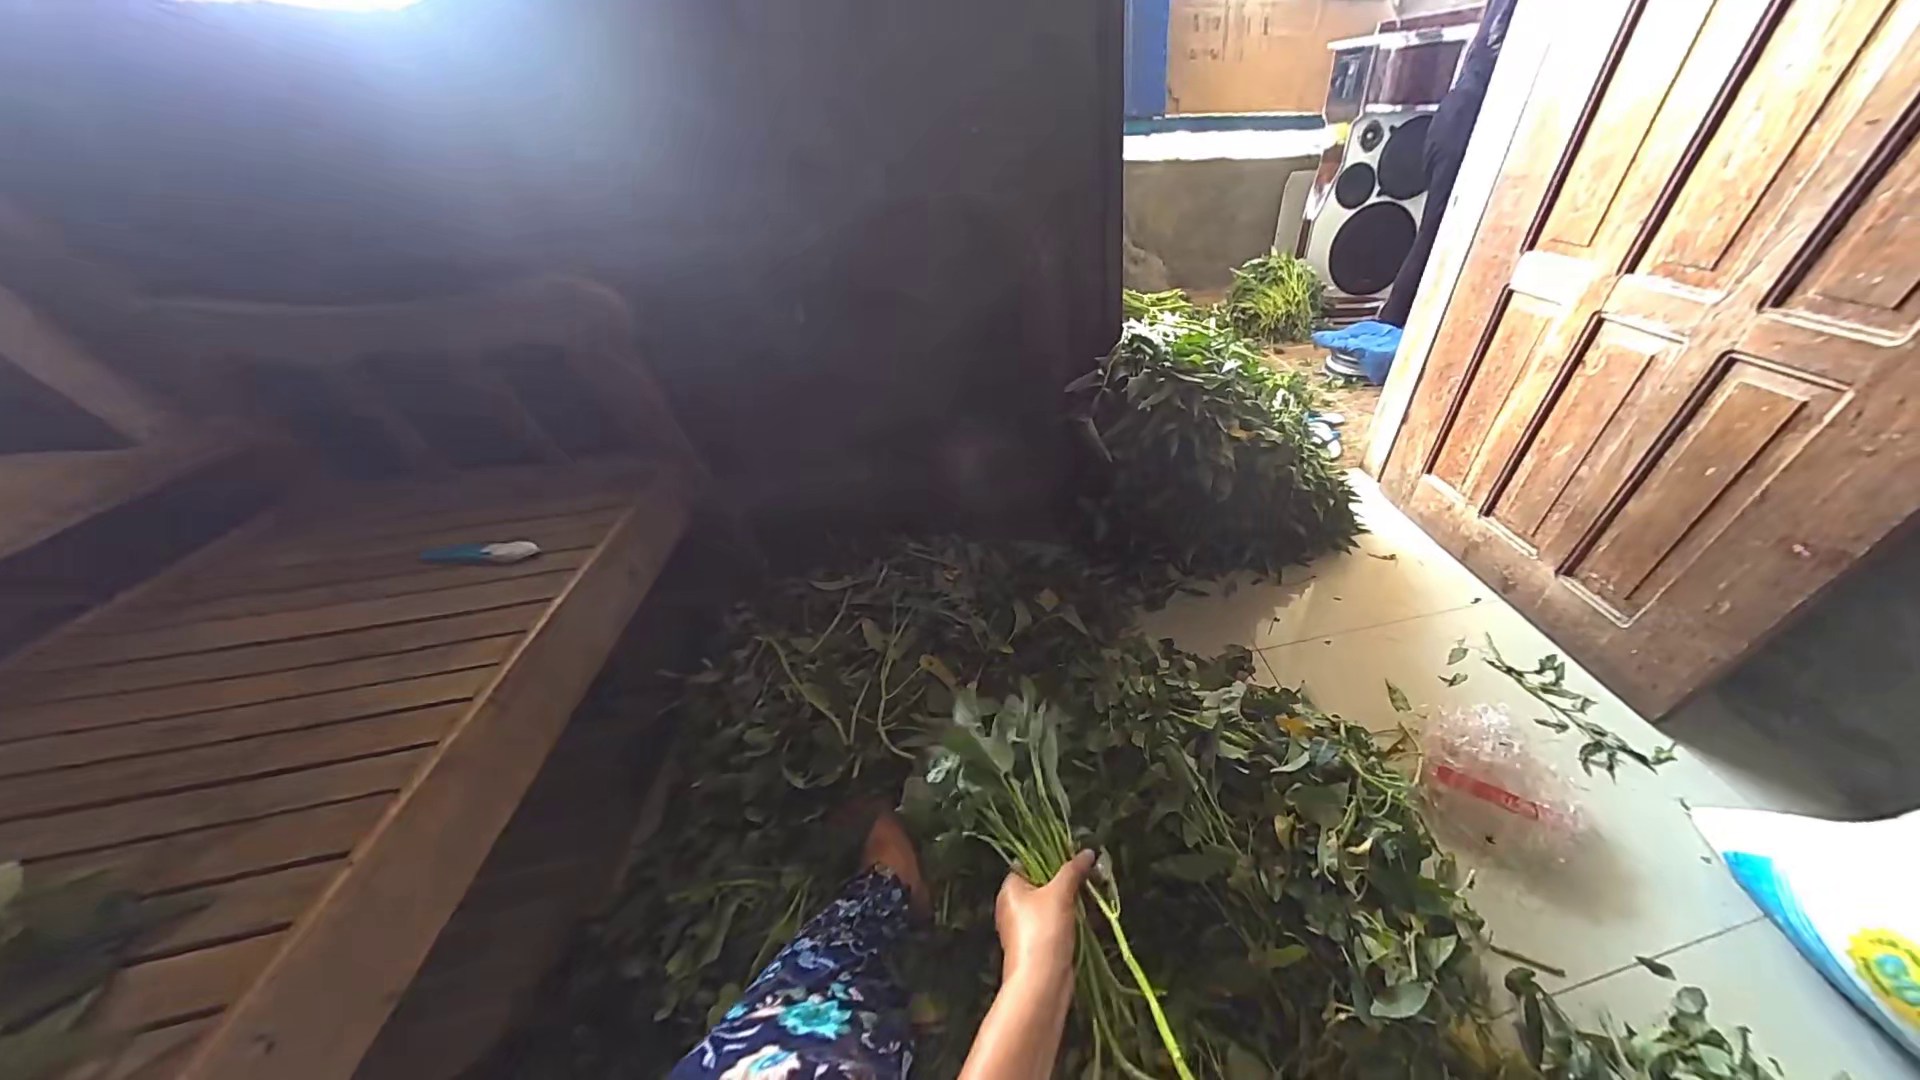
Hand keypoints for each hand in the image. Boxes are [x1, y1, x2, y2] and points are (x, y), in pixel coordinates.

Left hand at [995, 850, 1094, 982]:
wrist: (1041, 985)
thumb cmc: (1043, 932)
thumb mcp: (1060, 894)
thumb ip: (1073, 870)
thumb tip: (1087, 852)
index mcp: (1010, 887)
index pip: (1028, 861)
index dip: (1050, 856)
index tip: (1073, 855)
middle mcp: (1012, 905)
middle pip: (1040, 882)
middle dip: (1063, 880)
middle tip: (1085, 875)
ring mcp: (1023, 927)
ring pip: (1049, 904)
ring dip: (1068, 901)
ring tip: (1088, 894)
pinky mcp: (1036, 945)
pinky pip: (1053, 923)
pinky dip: (1067, 920)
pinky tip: (1083, 918)